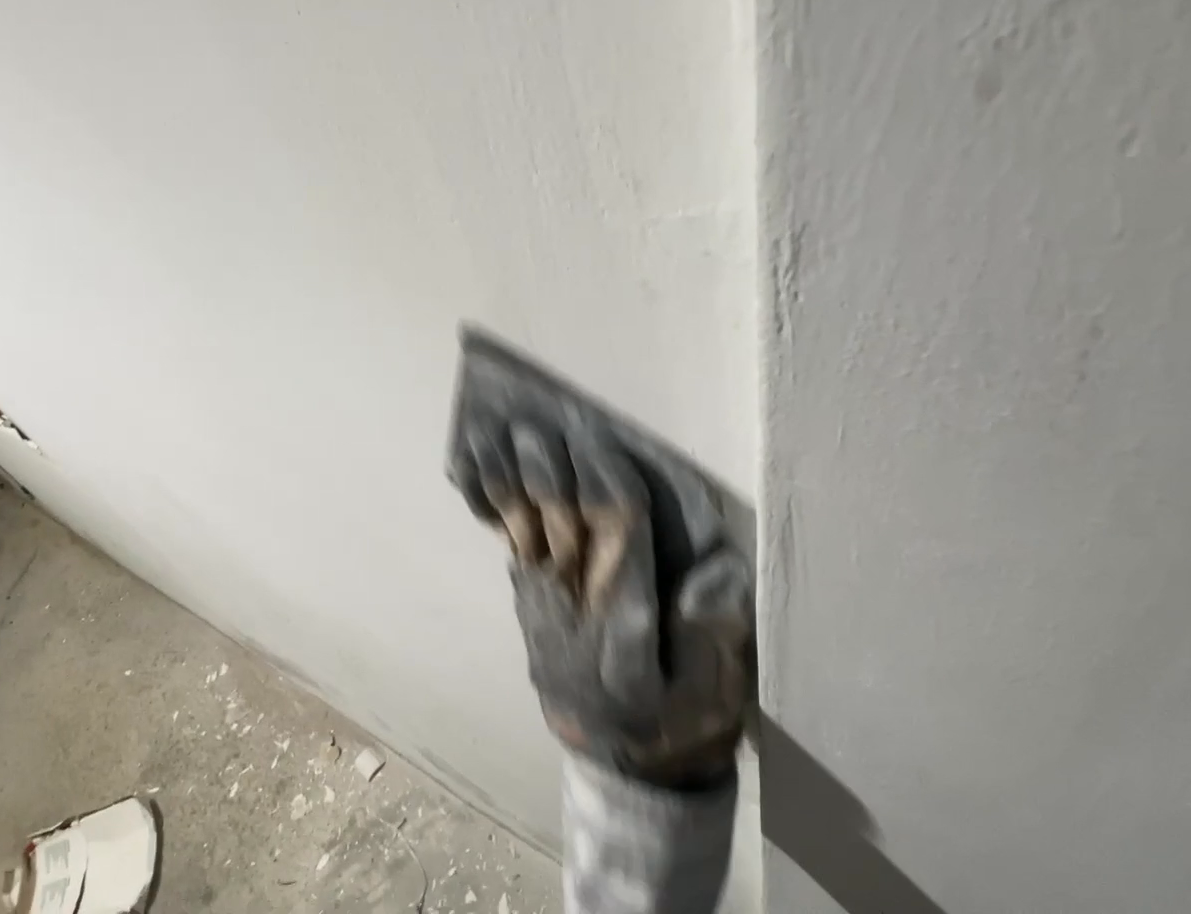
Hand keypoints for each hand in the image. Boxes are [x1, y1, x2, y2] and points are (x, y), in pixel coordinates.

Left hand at [449, 413, 753, 788]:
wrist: (629, 768)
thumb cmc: (682, 720)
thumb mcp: (719, 692)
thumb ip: (716, 633)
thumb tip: (715, 572)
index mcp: (628, 615)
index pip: (618, 534)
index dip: (605, 485)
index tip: (595, 439)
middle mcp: (580, 603)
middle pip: (562, 521)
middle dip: (546, 470)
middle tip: (530, 422)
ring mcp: (546, 605)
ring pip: (524, 529)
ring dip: (504, 480)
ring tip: (484, 435)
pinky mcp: (530, 606)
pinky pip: (507, 544)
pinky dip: (488, 507)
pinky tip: (471, 472)